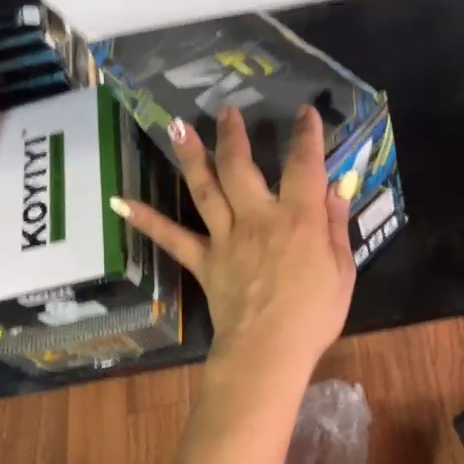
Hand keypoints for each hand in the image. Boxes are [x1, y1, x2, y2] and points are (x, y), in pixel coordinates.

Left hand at [113, 105, 355, 381]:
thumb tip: (339, 186)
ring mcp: (226, 237)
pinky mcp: (204, 261)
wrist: (268, 352)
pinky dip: (146, 219)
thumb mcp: (342, 268)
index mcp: (298, 217)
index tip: (303, 111)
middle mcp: (258, 217)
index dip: (306, 135)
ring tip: (178, 127)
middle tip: (226, 111)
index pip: (304, 165)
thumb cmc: (314, 314)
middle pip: (241, 166)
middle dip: (234, 135)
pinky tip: (121, 202)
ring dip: (192, 155)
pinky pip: (173, 237)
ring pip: (206, 188)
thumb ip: (336, 224)